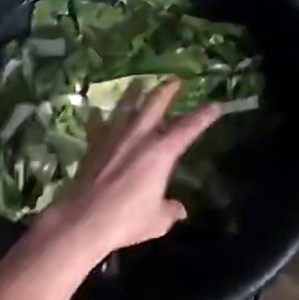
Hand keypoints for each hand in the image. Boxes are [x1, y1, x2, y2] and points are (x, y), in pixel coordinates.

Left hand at [41, 78, 219, 257]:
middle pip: (155, 103)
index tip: (215, 105)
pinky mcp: (94, 143)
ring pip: (126, 106)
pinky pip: (98, 123)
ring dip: (134, 92)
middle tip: (176, 79)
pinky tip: (97, 112)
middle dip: (167, 89)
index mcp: (161, 152)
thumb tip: (179, 210)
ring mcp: (114, 136)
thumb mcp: (157, 220)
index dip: (203, 115)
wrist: (83, 219)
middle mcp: (139, 136)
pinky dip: (100, 117)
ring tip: (138, 82)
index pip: (189, 127)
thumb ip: (170, 211)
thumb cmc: (126, 219)